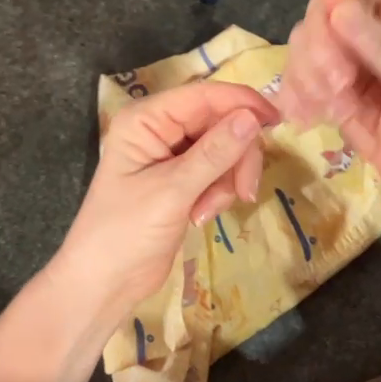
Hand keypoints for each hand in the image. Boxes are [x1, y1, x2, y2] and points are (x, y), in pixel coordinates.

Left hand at [55, 81, 280, 310]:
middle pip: (220, 122)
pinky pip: (218, 170)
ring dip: (227, 180)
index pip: (204, 96)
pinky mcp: (182, 178)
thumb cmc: (125, 233)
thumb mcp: (172, 191)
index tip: (277, 121)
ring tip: (207, 212)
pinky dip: (219, 191)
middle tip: (245, 192)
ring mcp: (171, 153)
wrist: (103, 285)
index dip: (241, 103)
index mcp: (146, 119)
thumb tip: (252, 118)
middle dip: (236, 156)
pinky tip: (201, 217)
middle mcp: (160, 128)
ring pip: (224, 148)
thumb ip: (214, 153)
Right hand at [280, 0, 380, 222]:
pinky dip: (297, 92)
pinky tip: (308, 117)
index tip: (335, 11)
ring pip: (308, 37)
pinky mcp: (336, 90)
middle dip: (322, 40)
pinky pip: (301, 74)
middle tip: (338, 81)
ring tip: (331, 106)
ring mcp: (355, 58)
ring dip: (308, 70)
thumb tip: (338, 8)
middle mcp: (380, 26)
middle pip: (329, 2)